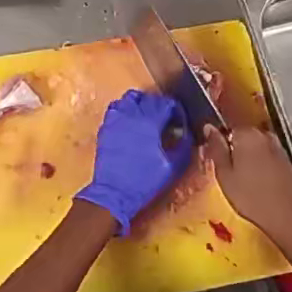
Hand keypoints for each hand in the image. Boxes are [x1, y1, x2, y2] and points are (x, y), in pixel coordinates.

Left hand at [75, 90, 191, 234]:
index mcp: (149, 122)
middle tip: (166, 120)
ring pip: (129, 98)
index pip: (166, 103)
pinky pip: (115, 109)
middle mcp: (131, 115)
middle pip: (148, 98)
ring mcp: (115, 120)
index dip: (176, 110)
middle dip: (160, 105)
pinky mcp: (104, 128)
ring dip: (140, 104)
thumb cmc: (144, 181)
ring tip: (147, 118)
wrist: (113, 194)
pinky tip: (130, 124)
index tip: (179, 122)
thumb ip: (184, 147)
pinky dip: (125, 111)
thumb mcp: (173, 167)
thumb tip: (187, 134)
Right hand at [201, 125, 291, 265]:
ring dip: (246, 157)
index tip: (213, 155)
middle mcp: (265, 135)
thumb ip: (216, 148)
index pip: (227, 125)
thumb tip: (209, 128)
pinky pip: (265, 155)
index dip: (218, 139)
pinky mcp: (286, 161)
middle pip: (242, 134)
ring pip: (254, 146)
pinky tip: (255, 183)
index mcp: (247, 134)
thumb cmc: (250, 197)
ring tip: (239, 179)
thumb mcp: (224, 175)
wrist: (287, 217)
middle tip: (224, 170)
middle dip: (232, 147)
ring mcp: (278, 147)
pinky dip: (258, 164)